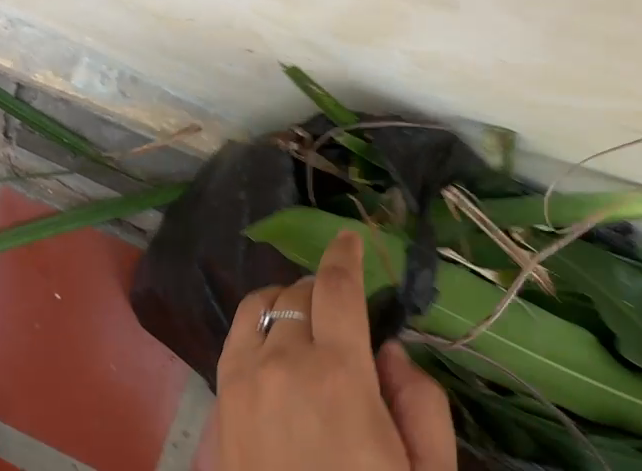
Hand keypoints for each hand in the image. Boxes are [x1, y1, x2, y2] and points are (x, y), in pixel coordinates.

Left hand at [214, 229, 456, 470]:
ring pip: (260, 306)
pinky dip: (259, 324)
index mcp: (337, 376)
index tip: (350, 237)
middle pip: (298, 294)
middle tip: (347, 315)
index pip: (335, 290)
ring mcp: (242, 376)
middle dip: (324, 291)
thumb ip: (421, 404)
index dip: (344, 256)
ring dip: (288, 302)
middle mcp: (281, 362)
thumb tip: (391, 351)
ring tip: (311, 324)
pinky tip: (279, 347)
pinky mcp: (220, 395)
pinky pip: (237, 335)